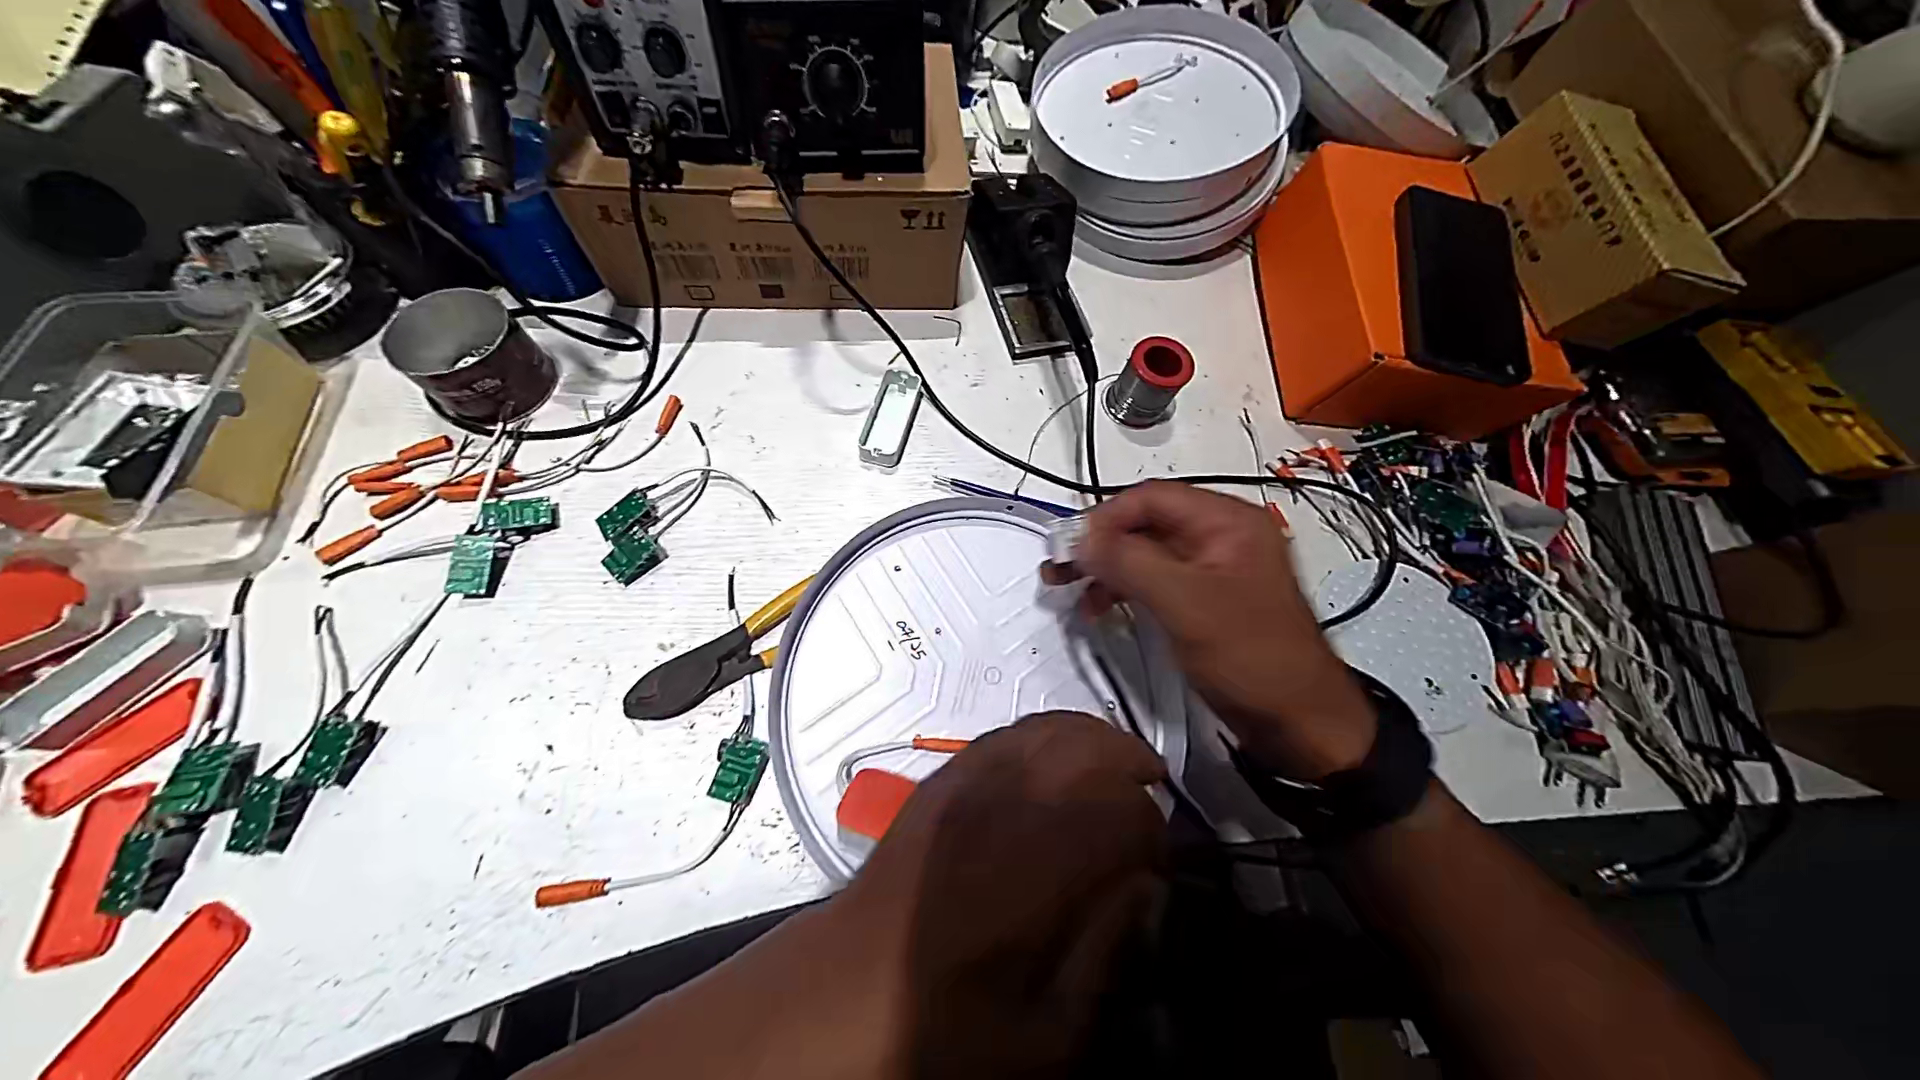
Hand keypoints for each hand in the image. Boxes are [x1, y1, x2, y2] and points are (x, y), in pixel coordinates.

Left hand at [832, 712, 1168, 1077]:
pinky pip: (1007, 733)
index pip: (1124, 812)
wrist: (855, 985)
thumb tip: (1144, 886)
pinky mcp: (943, 778)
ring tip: (1120, 762)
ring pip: (1047, 727)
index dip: (1155, 833)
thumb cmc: (950, 1017)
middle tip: (1154, 790)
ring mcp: (967, 781)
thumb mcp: (1049, 1027)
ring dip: (1094, 738)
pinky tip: (1059, 754)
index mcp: (1035, 863)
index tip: (1156, 862)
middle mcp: (1003, 804)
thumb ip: (1108, 947)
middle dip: (1134, 763)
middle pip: (1089, 749)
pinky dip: (1046, 733)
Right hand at [1042, 481, 1376, 779]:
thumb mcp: (1185, 603)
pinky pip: (1154, 581)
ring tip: (1068, 589)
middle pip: (1145, 524)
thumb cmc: (1251, 658)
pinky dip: (1123, 590)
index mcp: (1227, 522)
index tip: (1068, 548)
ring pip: (1145, 553)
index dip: (1104, 519)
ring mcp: (1211, 570)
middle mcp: (1219, 537)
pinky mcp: (1202, 600)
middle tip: (1058, 568)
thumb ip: (1128, 562)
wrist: (1301, 723)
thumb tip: (1078, 538)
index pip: (1151, 499)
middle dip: (1099, 544)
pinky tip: (1099, 608)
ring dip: (1105, 568)